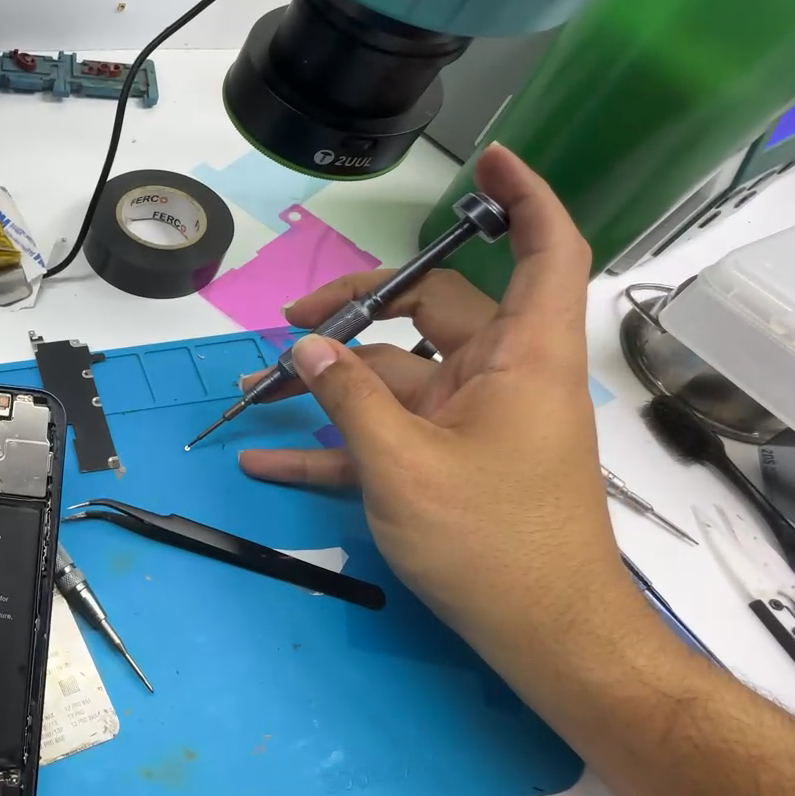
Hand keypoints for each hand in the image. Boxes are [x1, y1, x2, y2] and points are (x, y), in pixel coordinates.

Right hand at [236, 144, 621, 642]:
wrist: (538, 632)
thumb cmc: (490, 540)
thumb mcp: (403, 464)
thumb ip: (349, 398)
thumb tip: (306, 347)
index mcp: (517, 359)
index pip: (543, 252)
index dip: (522, 200)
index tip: (486, 163)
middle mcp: (494, 377)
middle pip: (425, 313)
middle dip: (351, 313)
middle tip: (287, 327)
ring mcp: (463, 421)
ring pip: (386, 380)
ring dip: (321, 387)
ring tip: (251, 394)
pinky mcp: (439, 461)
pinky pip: (378, 437)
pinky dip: (327, 445)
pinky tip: (265, 457)